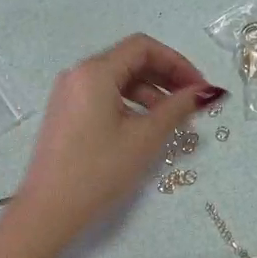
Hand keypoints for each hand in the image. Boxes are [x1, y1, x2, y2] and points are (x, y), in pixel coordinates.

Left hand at [7, 34, 222, 254]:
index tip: (199, 88)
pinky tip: (144, 128)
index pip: (143, 47)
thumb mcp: (145, 138)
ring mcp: (68, 94)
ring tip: (173, 120)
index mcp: (95, 71)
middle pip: (130, 60)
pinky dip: (129, 104)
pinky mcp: (65, 113)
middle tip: (192, 102)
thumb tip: (207, 91)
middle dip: (165, 77)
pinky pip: (103, 96)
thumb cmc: (99, 171)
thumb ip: (177, 108)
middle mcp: (78, 74)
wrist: (48, 210)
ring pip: (117, 80)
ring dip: (149, 93)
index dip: (177, 62)